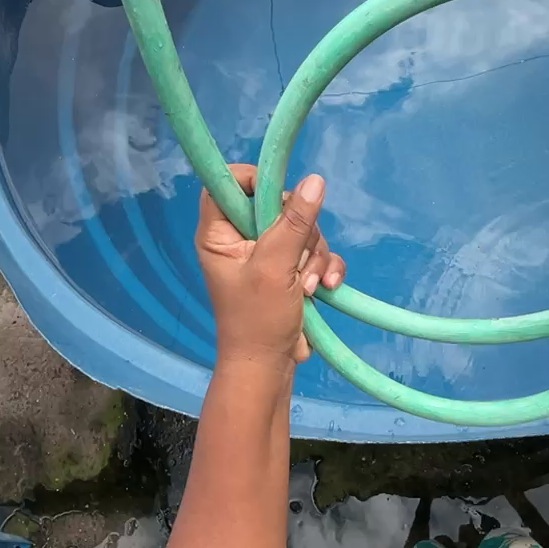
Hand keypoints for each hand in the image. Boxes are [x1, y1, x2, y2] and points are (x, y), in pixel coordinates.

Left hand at [196, 164, 346, 368]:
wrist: (270, 367)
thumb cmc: (258, 319)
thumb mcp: (276, 267)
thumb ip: (294, 223)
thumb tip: (315, 180)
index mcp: (220, 234)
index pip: (228, 184)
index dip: (254, 181)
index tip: (280, 195)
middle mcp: (242, 239)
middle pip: (277, 206)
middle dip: (300, 234)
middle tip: (298, 264)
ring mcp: (269, 255)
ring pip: (303, 230)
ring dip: (315, 257)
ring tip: (311, 288)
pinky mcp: (291, 270)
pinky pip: (316, 252)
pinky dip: (325, 268)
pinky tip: (329, 288)